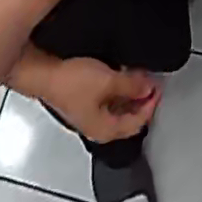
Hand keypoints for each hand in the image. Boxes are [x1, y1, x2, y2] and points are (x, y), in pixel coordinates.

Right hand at [35, 58, 160, 143]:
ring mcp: (87, 112)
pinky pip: (104, 96)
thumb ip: (131, 85)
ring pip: (115, 105)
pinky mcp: (79, 98)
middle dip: (140, 98)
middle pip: (127, 116)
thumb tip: (148, 87)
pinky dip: (114, 86)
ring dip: (127, 91)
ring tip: (135, 72)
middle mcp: (97, 125)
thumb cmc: (71, 81)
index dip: (151, 105)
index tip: (158, 87)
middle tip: (149, 80)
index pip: (137, 123)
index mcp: (106, 130)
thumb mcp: (108, 81)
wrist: (42, 71)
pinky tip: (115, 71)